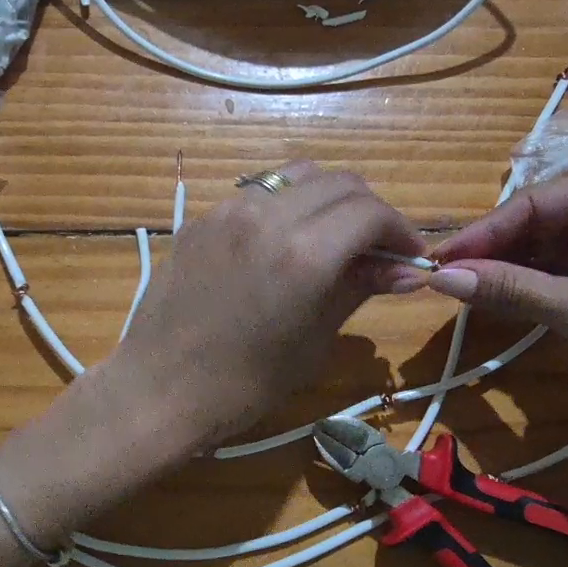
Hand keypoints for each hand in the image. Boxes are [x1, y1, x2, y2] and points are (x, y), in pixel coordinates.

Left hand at [106, 162, 426, 451]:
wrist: (158, 391)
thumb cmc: (243, 386)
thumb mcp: (313, 342)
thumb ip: (358, 289)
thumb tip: (408, 269)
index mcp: (303, 252)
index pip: (370, 212)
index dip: (401, 230)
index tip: (409, 256)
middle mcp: (267, 215)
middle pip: (340, 182)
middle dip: (369, 210)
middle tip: (376, 249)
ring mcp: (227, 211)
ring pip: (296, 176)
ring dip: (327, 199)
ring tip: (333, 239)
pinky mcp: (200, 219)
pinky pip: (257, 193)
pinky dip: (285, 205)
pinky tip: (283, 242)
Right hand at [427, 170, 567, 417]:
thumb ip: (510, 288)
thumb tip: (439, 278)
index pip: (536, 203)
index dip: (483, 233)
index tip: (438, 260)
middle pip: (542, 222)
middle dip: (495, 252)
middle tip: (446, 280)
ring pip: (550, 246)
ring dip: (511, 270)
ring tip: (464, 292)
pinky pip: (567, 267)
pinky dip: (535, 285)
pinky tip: (500, 299)